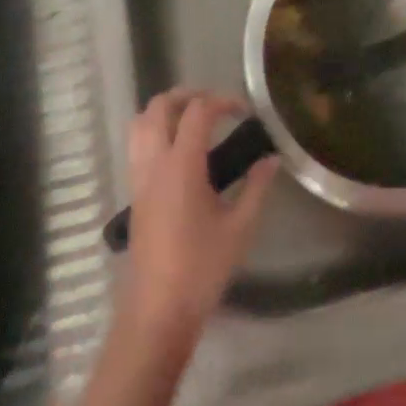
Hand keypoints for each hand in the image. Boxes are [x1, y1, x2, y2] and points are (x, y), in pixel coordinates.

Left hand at [122, 90, 279, 336]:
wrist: (158, 309)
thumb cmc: (202, 267)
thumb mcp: (240, 226)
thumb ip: (257, 187)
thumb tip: (271, 158)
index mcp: (181, 166)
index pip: (197, 113)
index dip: (222, 102)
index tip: (246, 111)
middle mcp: (154, 164)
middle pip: (159, 107)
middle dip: (187, 96)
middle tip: (217, 105)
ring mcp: (139, 179)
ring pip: (140, 124)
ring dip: (166, 111)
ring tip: (195, 120)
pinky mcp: (134, 195)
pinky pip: (137, 147)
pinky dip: (155, 132)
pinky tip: (182, 152)